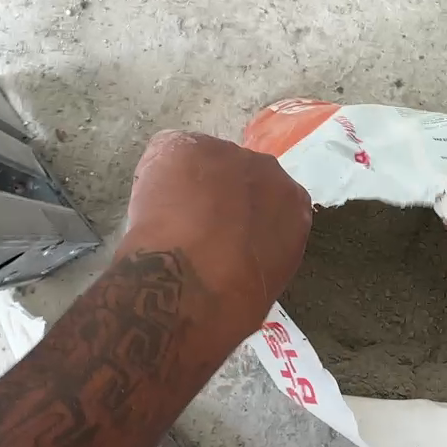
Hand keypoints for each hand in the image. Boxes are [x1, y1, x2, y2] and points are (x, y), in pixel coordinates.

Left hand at [119, 130, 311, 340]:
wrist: (192, 284)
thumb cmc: (235, 299)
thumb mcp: (270, 279)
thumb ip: (265, 250)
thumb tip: (245, 253)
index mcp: (294, 203)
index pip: (271, 200)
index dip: (246, 216)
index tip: (229, 235)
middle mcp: (266, 169)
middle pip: (241, 174)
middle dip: (221, 195)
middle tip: (198, 227)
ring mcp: (225, 153)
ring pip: (204, 162)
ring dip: (189, 184)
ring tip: (170, 220)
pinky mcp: (183, 147)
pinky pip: (168, 155)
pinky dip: (158, 176)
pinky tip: (153, 208)